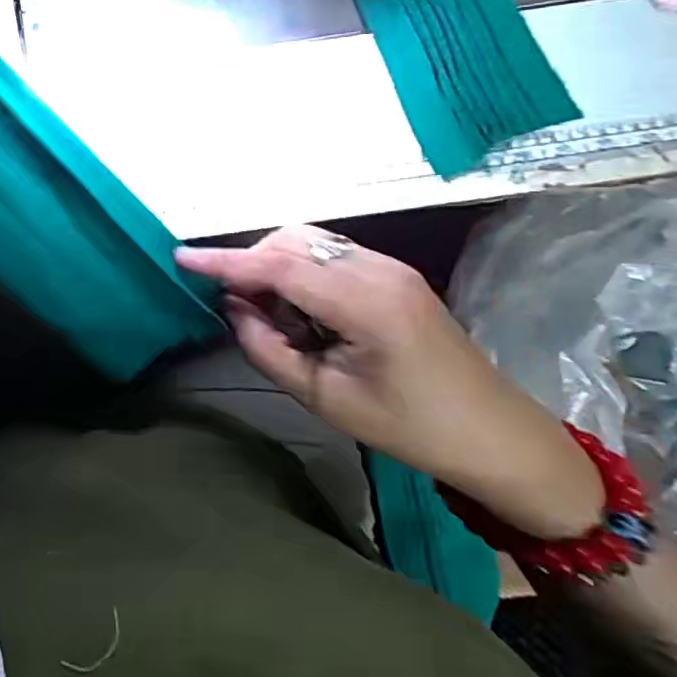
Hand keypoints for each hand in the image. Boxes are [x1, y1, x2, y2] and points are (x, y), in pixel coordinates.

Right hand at [175, 225, 605, 539]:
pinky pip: (331, 255)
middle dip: (250, 264)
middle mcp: (376, 268)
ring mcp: (388, 265)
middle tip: (233, 307)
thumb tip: (232, 309)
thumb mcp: (328, 399)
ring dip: (276, 267)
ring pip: (310, 243)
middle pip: (292, 243)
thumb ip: (269, 349)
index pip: (279, 265)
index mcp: (364, 301)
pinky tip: (301, 309)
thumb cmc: (412, 428)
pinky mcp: (393, 272)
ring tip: (271, 316)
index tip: (182, 256)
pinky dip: (301, 271)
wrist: (494, 433)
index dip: (226, 261)